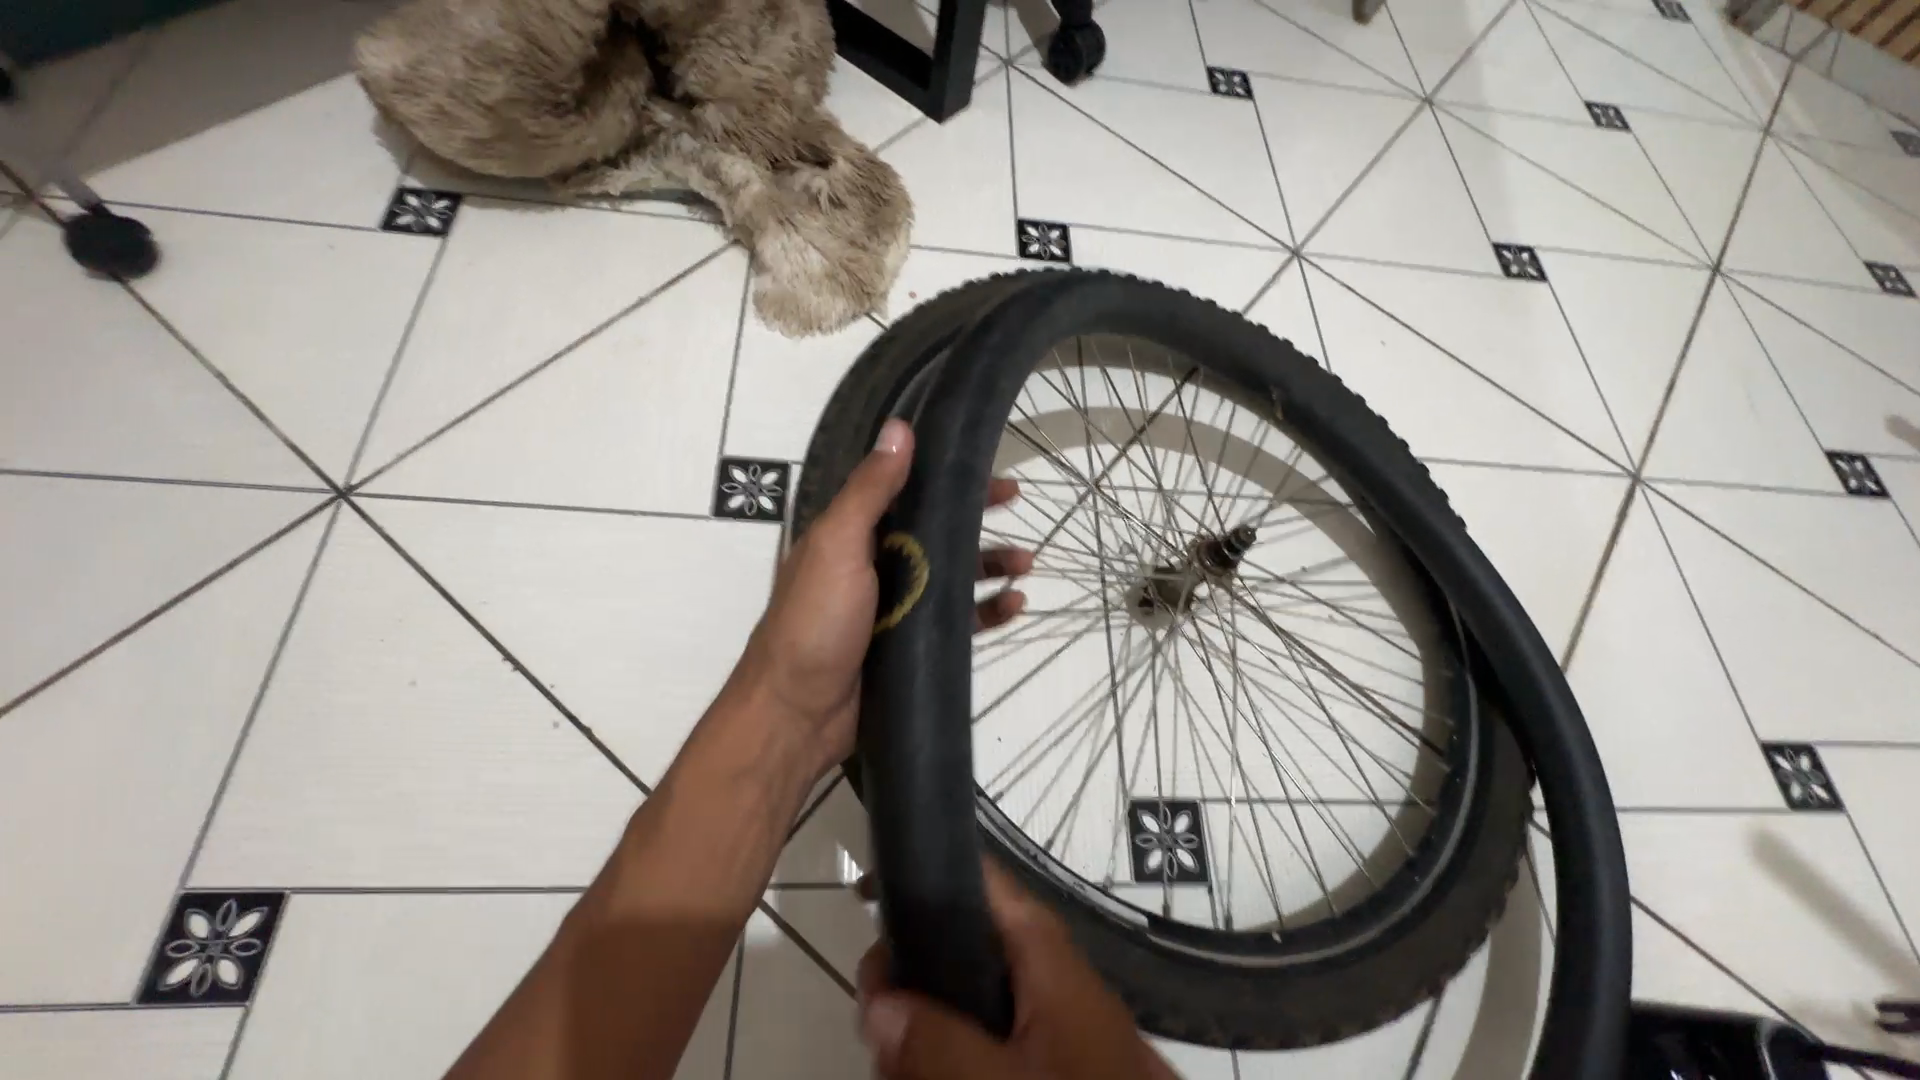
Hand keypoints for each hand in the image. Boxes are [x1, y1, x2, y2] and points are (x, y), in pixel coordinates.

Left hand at [727, 418, 1032, 784]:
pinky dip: (987, 611)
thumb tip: (899, 427)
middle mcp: (875, 563)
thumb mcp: (838, 545)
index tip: (982, 464)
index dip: (943, 475)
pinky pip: (958, 620)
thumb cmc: (814, 620)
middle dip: (975, 516)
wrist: (799, 713)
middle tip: (1017, 502)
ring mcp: (895, 605)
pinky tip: (1014, 606)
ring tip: (1026, 565)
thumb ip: (870, 490)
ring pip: (953, 575)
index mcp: (853, 533)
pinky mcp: (912, 644)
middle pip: (935, 530)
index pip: (906, 491)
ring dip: (990, 564)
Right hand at [856, 863, 1177, 1079]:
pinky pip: (994, 1034)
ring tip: (902, 1065)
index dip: (920, 879)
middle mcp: (1047, 967)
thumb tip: (879, 1002)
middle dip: (912, 977)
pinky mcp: (1057, 1051)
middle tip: (877, 1022)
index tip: (867, 901)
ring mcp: (1053, 1012)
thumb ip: (936, 1041)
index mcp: (1041, 947)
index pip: (977, 878)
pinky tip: (937, 1072)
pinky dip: (959, 1051)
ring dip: (930, 1025)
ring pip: (971, 995)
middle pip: (962, 942)